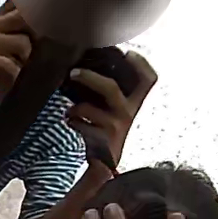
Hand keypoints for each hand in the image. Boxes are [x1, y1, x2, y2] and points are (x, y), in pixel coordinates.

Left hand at [66, 51, 157, 166]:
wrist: (109, 166)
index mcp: (137, 104)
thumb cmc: (112, 133)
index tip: (128, 53)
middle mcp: (129, 114)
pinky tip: (71, 122)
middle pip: (110, 88)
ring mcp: (115, 127)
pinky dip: (72, 121)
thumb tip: (93, 70)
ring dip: (75, 106)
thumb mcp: (121, 113)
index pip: (149, 80)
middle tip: (73, 72)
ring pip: (89, 108)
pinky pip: (80, 124)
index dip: (140, 63)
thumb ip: (113, 95)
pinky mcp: (101, 140)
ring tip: (69, 110)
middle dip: (89, 77)